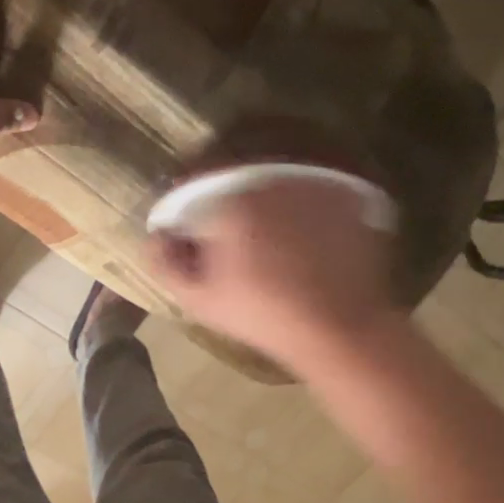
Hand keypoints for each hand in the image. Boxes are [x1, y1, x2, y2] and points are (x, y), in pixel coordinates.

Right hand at [147, 178, 404, 368]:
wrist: (338, 327)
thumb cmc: (261, 316)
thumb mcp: (198, 299)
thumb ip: (165, 262)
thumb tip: (155, 235)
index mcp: (229, 196)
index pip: (193, 188)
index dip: (187, 212)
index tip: (189, 235)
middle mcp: (271, 175)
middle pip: (235, 180)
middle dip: (225, 204)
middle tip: (228, 238)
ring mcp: (314, 179)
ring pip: (274, 182)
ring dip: (264, 202)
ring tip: (265, 239)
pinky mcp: (348, 191)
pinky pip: (312, 189)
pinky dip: (302, 205)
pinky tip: (301, 238)